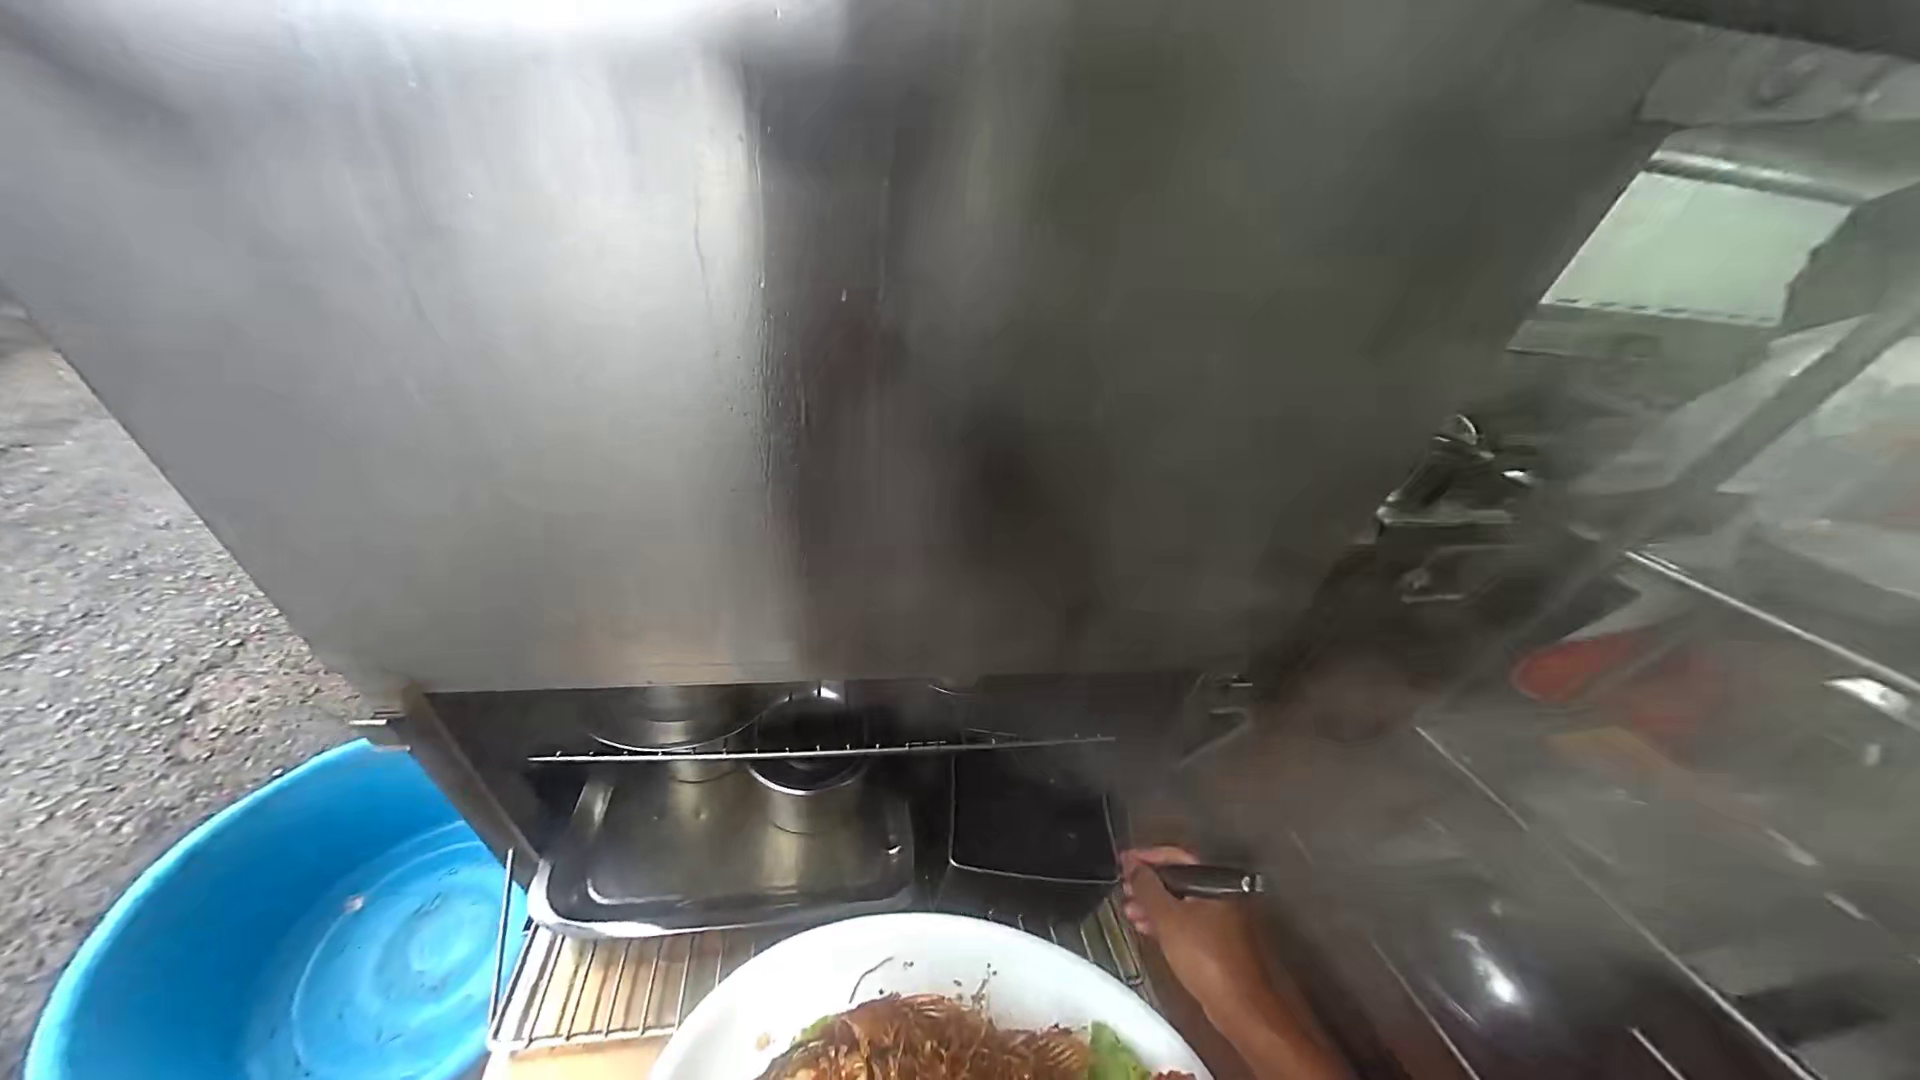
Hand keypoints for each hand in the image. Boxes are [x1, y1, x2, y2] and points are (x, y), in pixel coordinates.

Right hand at [1120, 846, 1272, 1019]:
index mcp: (1214, 881)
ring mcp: (1221, 920)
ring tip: (1131, 910)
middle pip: (1178, 879)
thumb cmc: (1208, 958)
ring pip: (1180, 902)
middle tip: (1126, 885)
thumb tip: (1133, 866)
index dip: (1146, 856)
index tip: (1125, 861)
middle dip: (1148, 882)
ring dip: (1153, 904)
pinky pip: (1185, 922)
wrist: (1241, 1008)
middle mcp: (1221, 896)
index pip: (1176, 856)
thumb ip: (1146, 887)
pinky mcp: (1217, 944)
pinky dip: (1165, 922)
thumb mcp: (1167, 917)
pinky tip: (1149, 928)